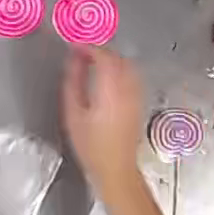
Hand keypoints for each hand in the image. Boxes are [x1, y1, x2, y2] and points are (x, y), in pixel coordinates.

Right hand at [61, 46, 142, 196]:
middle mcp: (128, 89)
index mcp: (110, 90)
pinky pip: (132, 76)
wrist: (115, 168)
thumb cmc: (91, 146)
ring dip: (111, 59)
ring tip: (93, 63)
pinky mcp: (140, 101)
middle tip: (82, 53)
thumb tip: (73, 61)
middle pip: (118, 57)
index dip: (88, 47)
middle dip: (100, 51)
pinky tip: (107, 77)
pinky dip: (119, 69)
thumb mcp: (73, 114)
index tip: (75, 46)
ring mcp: (137, 94)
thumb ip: (73, 82)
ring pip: (127, 65)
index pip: (104, 56)